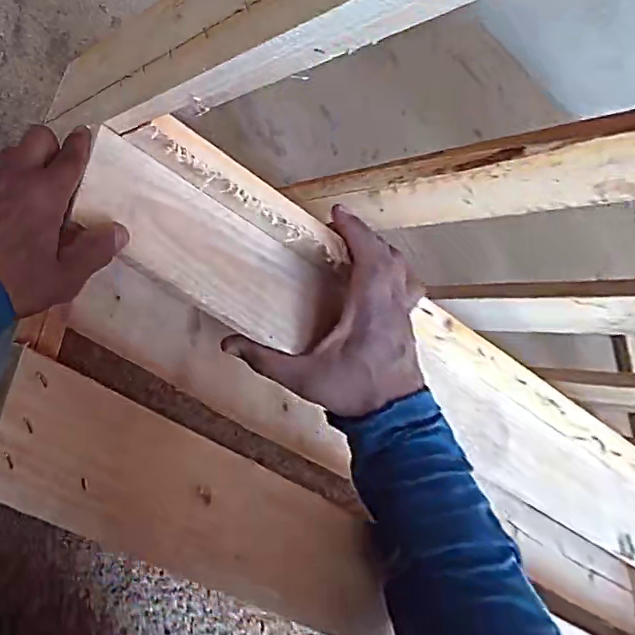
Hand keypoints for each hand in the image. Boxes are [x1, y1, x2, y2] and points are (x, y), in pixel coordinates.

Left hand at [0, 125, 127, 316]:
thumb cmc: (12, 282)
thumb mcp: (61, 278)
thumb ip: (92, 252)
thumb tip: (118, 232)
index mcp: (46, 192)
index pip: (70, 156)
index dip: (81, 144)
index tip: (84, 136)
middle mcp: (16, 176)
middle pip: (38, 136)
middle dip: (51, 145)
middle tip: (56, 170)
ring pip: (10, 153)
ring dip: (24, 162)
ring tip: (28, 191)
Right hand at [222, 206, 425, 418]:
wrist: (397, 422)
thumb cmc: (352, 393)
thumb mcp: (302, 378)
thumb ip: (264, 360)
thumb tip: (228, 345)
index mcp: (369, 308)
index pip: (369, 257)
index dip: (355, 230)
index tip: (337, 212)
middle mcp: (390, 305)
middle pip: (388, 256)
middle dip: (365, 235)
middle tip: (340, 225)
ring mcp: (402, 316)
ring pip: (403, 271)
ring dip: (382, 251)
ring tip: (359, 245)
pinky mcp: (406, 326)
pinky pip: (405, 286)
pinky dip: (392, 271)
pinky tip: (377, 278)